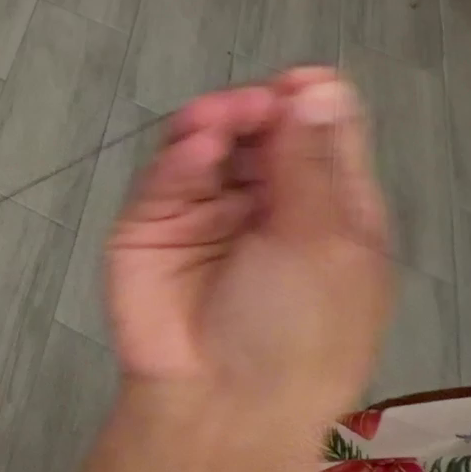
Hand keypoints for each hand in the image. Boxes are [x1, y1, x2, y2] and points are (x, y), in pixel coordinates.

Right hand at [106, 68, 393, 427]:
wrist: (218, 390)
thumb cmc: (300, 326)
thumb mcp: (326, 241)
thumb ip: (310, 163)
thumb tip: (315, 86)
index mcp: (325, 208)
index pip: (318, 138)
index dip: (310, 104)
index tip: (299, 81)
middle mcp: (261, 203)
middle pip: (257, 135)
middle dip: (256, 112)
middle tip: (251, 104)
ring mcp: (199, 213)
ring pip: (204, 151)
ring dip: (212, 127)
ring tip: (216, 118)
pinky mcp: (144, 224)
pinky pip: (161, 182)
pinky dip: (175, 161)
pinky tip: (191, 150)